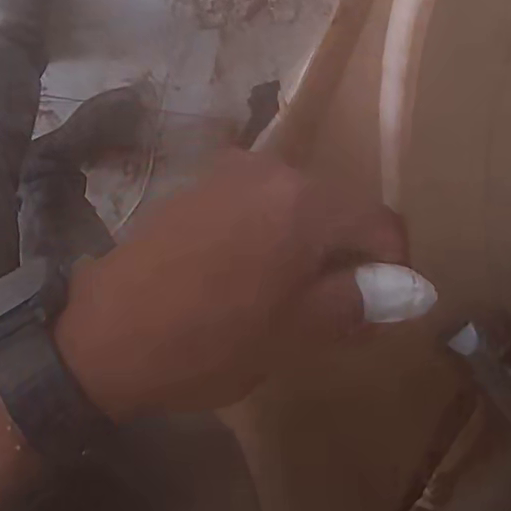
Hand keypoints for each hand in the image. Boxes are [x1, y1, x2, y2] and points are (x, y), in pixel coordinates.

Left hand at [53, 151, 408, 414]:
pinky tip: (246, 271)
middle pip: (344, 208)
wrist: (99, 336)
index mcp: (307, 203)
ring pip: (304, 204)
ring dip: (312, 243)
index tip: (378, 305)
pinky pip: (265, 200)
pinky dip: (276, 231)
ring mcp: (237, 169)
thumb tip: (411, 291)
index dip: (393, 267)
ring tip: (284, 291)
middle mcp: (278, 169)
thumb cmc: (207, 341)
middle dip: (348, 255)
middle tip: (329, 307)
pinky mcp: (206, 180)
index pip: (383, 224)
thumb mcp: (296, 333)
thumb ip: (360, 303)